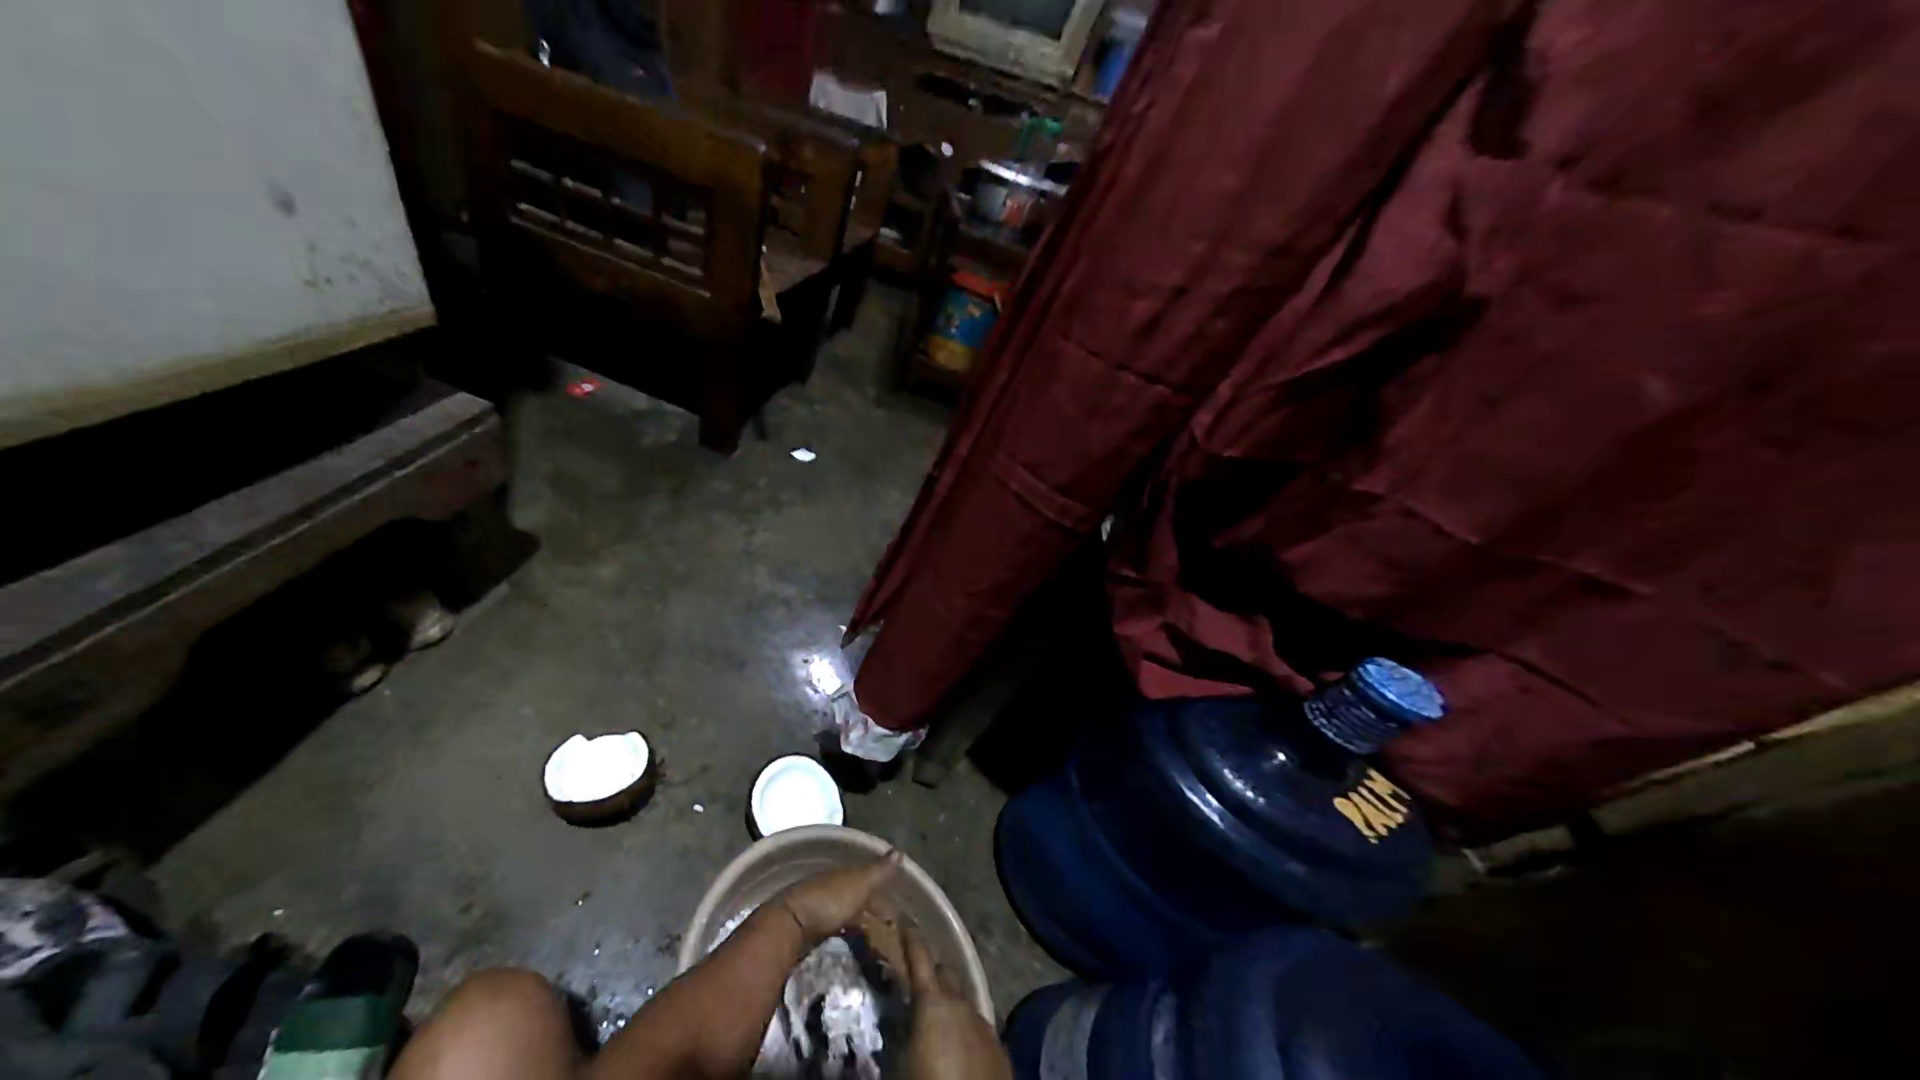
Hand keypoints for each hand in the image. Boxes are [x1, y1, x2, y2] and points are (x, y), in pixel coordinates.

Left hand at [774, 851, 901, 944]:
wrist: (791, 923)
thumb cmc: (830, 900)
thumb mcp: (860, 883)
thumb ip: (879, 871)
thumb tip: (899, 851)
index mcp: (844, 875)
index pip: (868, 882)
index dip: (882, 896)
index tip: (896, 915)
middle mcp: (831, 888)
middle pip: (856, 900)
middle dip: (871, 912)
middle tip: (889, 933)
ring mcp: (818, 909)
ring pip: (845, 916)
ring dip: (858, 926)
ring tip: (874, 946)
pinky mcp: (809, 930)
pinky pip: (835, 931)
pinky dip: (845, 936)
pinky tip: (852, 948)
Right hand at [903, 931, 1011, 1079]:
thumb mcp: (901, 1064)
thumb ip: (897, 1039)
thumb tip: (890, 1028)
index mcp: (932, 1004)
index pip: (919, 960)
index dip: (911, 940)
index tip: (906, 921)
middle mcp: (961, 1005)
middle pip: (946, 974)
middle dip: (933, 972)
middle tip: (917, 979)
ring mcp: (986, 1026)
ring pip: (966, 1001)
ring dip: (952, 1003)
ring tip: (939, 1018)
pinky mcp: (1001, 1050)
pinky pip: (980, 1027)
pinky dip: (968, 1028)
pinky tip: (962, 1048)